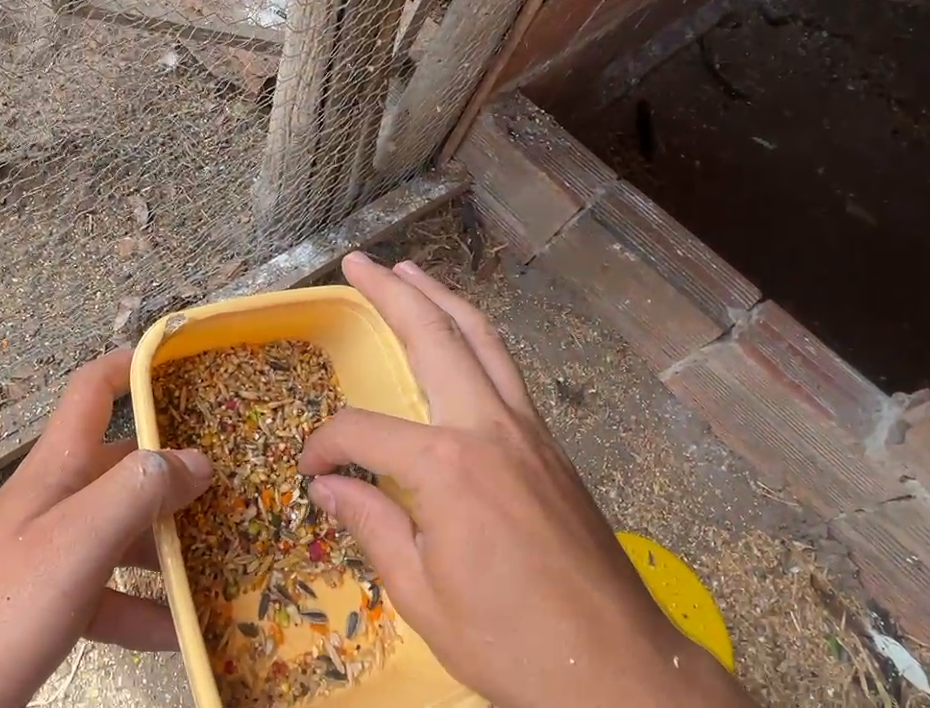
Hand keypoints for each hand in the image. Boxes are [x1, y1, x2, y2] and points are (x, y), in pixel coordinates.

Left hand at [0, 349, 212, 707]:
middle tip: (232, 483)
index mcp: (58, 467)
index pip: (92, 390)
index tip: (178, 363)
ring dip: (166, 544)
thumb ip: (135, 493)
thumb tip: (195, 458)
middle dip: (173, 471)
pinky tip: (178, 630)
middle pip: (121, 466)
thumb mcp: (77, 541)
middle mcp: (56, 500)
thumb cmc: (1, 606)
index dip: (129, 366)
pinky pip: (107, 592)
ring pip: (120, 532)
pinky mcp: (48, 602)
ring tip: (221, 557)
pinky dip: (142, 606)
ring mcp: (51, 552)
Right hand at [298, 253, 754, 707]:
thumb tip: (327, 484)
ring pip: (481, 339)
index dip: (326, 445)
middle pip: (434, 336)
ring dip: (442, 298)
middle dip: (392, 293)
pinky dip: (474, 336)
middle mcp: (488, 426)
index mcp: (447, 465)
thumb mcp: (422, 595)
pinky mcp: (550, 446)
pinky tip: (459, 338)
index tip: (309, 467)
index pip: (363, 431)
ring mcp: (527, 430)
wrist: (620, 672)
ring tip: (410, 272)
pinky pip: (505, 369)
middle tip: (360, 262)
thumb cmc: (511, 641)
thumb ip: (371, 524)